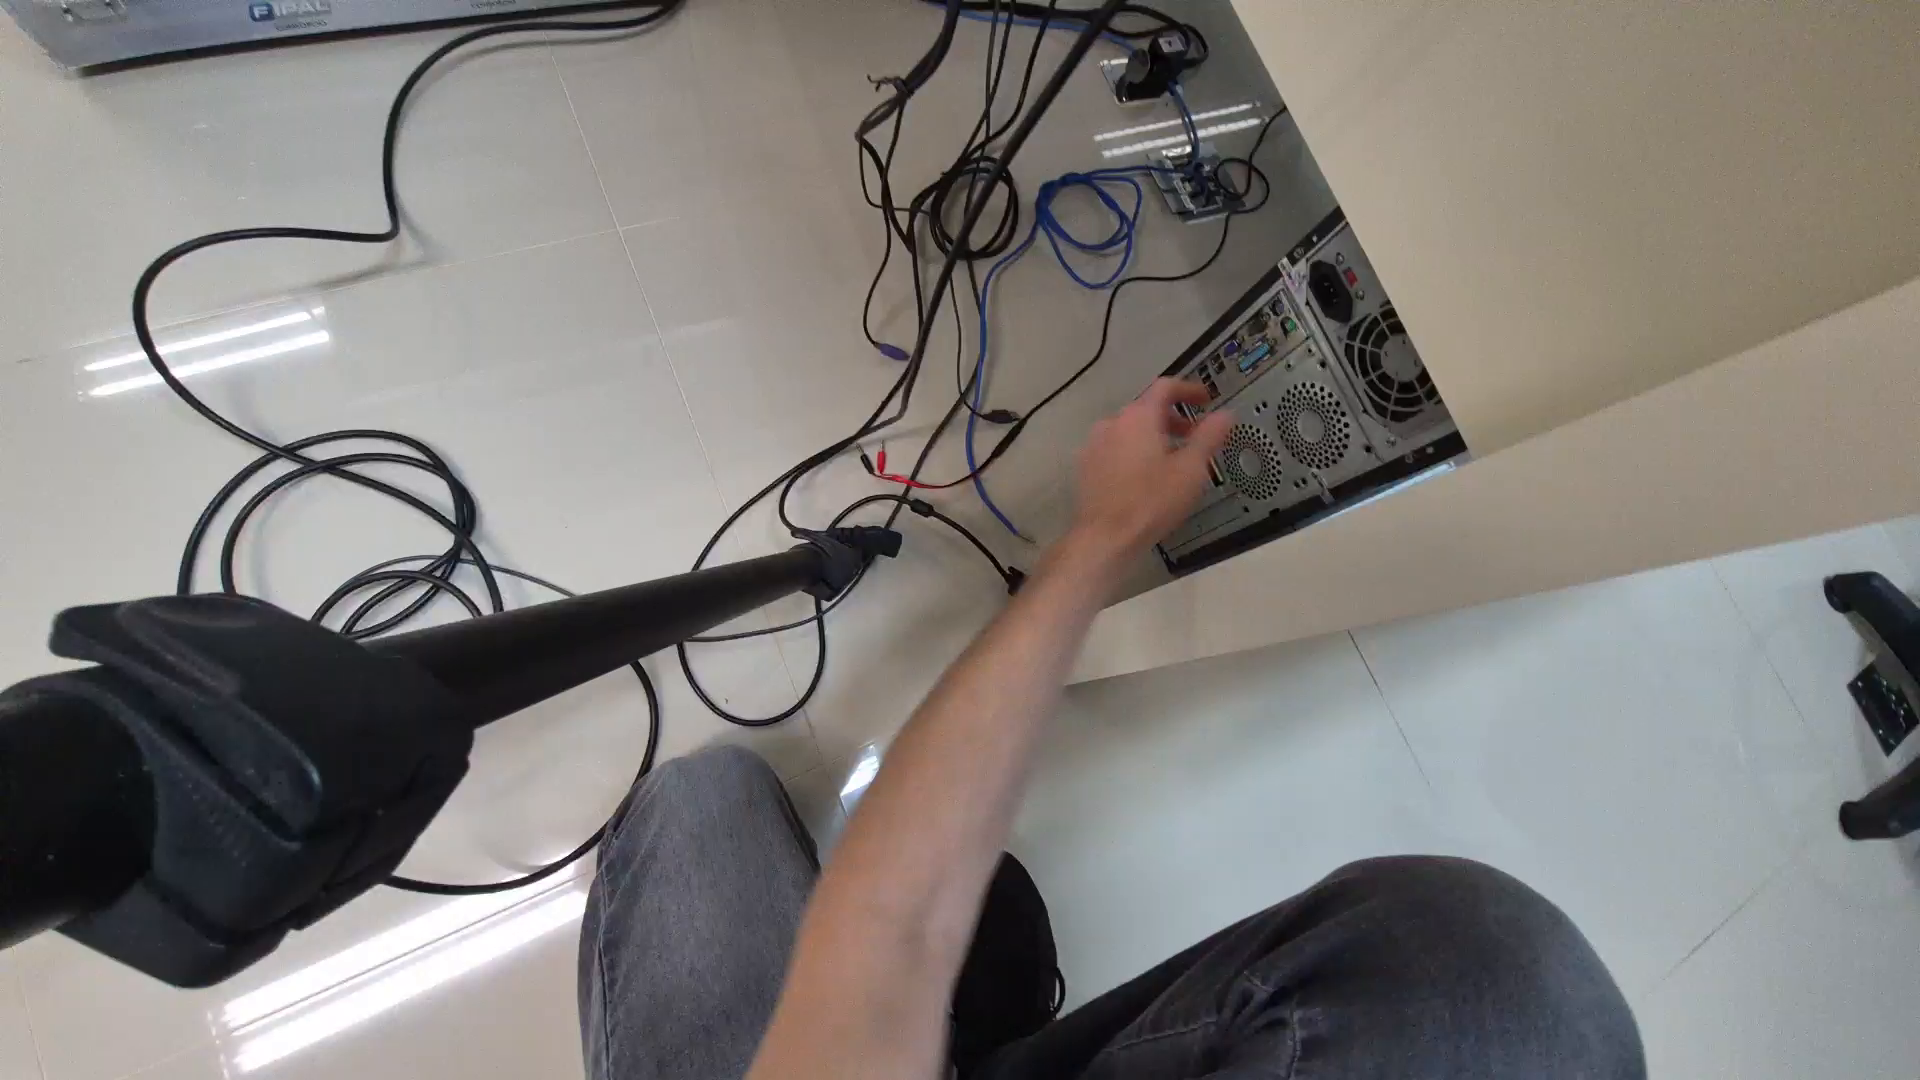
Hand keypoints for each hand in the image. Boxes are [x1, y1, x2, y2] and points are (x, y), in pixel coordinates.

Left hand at [1068, 378, 1232, 561]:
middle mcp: (1112, 424)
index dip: (1189, 389)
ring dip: (1151, 436)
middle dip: (1172, 418)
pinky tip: (1143, 476)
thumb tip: (1225, 414)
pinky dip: (1132, 451)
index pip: (1165, 387)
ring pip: (1128, 430)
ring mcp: (1094, 445)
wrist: (1105, 536)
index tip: (1205, 399)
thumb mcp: (1191, 469)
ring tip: (1170, 459)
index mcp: (1138, 417)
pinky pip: (1113, 449)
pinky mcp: (1085, 467)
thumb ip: (1209, 436)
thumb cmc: (1152, 501)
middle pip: (1145, 408)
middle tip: (1192, 435)